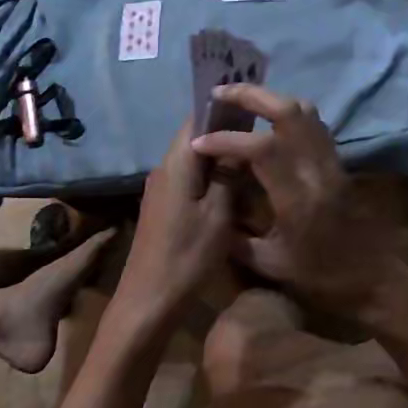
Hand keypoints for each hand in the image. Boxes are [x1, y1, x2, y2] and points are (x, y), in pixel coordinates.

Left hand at [120, 120, 233, 312]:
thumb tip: (238, 144)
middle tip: (258, 136)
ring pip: (191, 160)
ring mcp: (159, 189)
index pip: (196, 120)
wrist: (149, 298)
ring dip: (216, 157)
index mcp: (176, 164)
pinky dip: (208, 177)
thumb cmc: (188, 255)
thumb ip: (228, 175)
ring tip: (250, 158)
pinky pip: (187, 179)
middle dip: (223, 133)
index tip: (250, 109)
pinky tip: (230, 187)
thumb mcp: (219, 215)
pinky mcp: (161, 207)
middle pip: (193, 139)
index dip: (221, 110)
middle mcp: (163, 169)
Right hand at [191, 85, 406, 315]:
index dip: (227, 140)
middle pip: (289, 112)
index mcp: (299, 198)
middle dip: (251, 96)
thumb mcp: (271, 265)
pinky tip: (267, 122)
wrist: (373, 279)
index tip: (200, 142)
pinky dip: (288, 113)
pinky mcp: (339, 163)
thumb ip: (237, 239)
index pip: (262, 149)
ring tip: (240, 102)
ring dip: (271, 99)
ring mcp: (333, 163)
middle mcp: (318, 171)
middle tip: (219, 94)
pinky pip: (314, 124)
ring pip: (306, 112)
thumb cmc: (321, 277)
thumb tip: (209, 213)